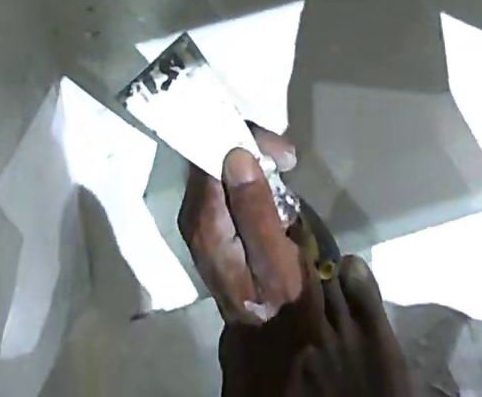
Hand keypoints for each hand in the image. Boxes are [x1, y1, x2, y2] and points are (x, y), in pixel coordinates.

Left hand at [178, 128, 306, 324]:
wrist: (272, 338)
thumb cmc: (280, 303)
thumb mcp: (276, 261)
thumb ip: (255, 209)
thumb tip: (236, 155)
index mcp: (205, 223)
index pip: (211, 158)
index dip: (244, 143)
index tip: (280, 150)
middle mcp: (194, 215)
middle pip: (212, 158)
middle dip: (250, 147)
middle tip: (287, 156)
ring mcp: (201, 217)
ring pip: (220, 166)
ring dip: (252, 159)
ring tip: (283, 165)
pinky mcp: (213, 220)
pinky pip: (226, 181)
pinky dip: (250, 174)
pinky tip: (271, 183)